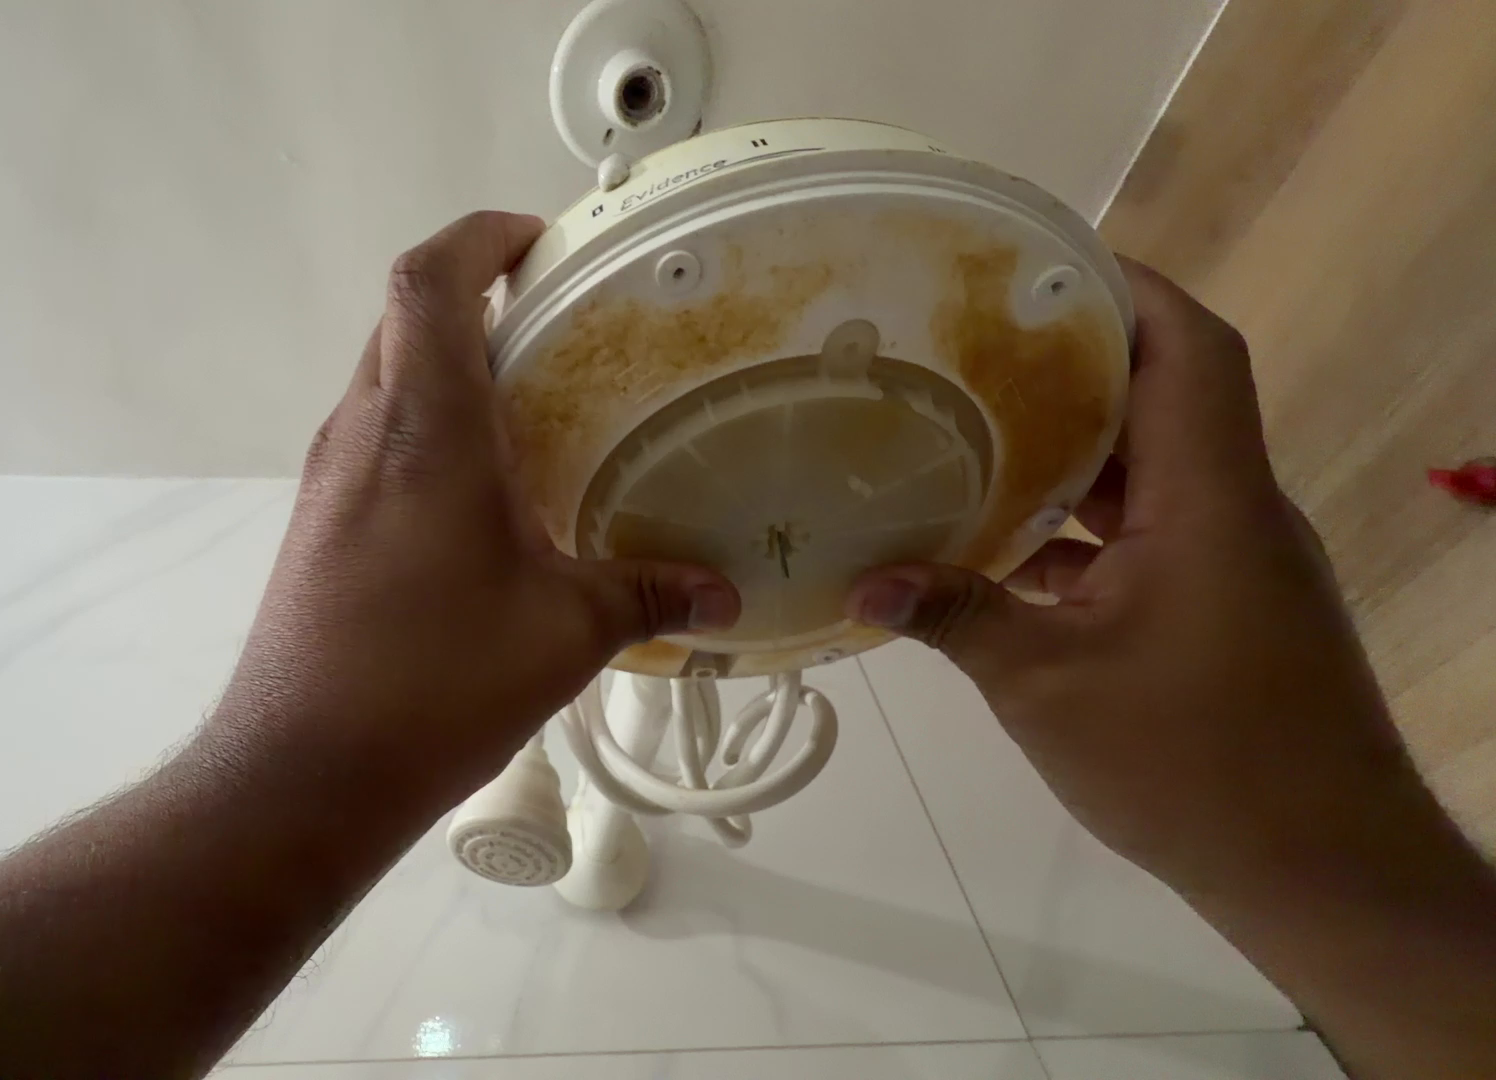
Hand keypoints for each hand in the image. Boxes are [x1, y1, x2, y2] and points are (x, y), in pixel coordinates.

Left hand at [218, 211, 739, 798]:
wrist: (301, 770)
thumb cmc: (432, 684)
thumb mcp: (561, 634)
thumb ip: (647, 594)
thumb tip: (725, 596)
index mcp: (424, 430)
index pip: (429, 279)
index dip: (481, 237)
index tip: (541, 245)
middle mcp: (362, 433)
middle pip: (405, 319)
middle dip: (477, 300)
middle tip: (557, 331)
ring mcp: (328, 478)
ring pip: (386, 379)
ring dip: (449, 369)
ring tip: (531, 408)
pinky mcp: (318, 522)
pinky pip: (375, 439)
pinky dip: (427, 429)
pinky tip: (482, 494)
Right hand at [845, 260, 1460, 897]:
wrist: (1317, 875)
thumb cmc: (1193, 764)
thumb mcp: (1047, 684)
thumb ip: (954, 618)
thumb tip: (859, 584)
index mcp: (1210, 507)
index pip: (1191, 357)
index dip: (1129, 294)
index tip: (1044, 267)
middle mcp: (1227, 515)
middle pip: (1160, 402)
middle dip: (1071, 363)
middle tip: (966, 349)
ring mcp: (1222, 564)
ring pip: (1140, 473)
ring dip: (1061, 450)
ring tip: (960, 432)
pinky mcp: (1208, 605)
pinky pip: (1132, 534)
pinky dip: (1065, 525)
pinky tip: (987, 544)